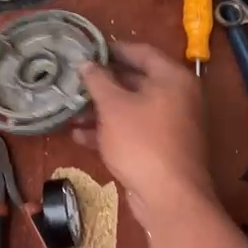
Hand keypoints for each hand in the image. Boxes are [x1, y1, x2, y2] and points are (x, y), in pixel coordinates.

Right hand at [78, 40, 214, 220]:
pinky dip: (109, 131)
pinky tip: (80, 136)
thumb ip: (98, 80)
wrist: (170, 198)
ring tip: (70, 112)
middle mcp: (177, 97)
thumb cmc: (142, 141)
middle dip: (101, 84)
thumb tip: (86, 63)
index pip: (141, 52)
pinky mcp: (161, 148)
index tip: (86, 50)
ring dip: (100, 110)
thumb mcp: (113, 106)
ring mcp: (170, 125)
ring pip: (130, 109)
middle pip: (135, 81)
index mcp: (172, 79)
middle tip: (74, 81)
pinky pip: (133, 131)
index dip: (112, 49)